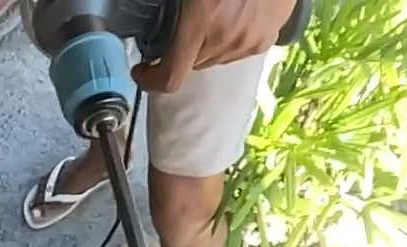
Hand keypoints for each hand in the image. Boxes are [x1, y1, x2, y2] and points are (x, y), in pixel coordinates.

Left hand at [135, 0, 296, 92]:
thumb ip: (177, 4)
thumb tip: (164, 7)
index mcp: (201, 19)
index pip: (170, 76)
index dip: (150, 80)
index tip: (142, 70)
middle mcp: (224, 39)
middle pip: (192, 64)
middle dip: (182, 52)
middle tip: (181, 28)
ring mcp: (247, 42)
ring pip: (214, 59)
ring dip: (207, 45)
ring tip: (213, 15)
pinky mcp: (264, 40)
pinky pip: (237, 51)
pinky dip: (228, 40)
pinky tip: (233, 16)